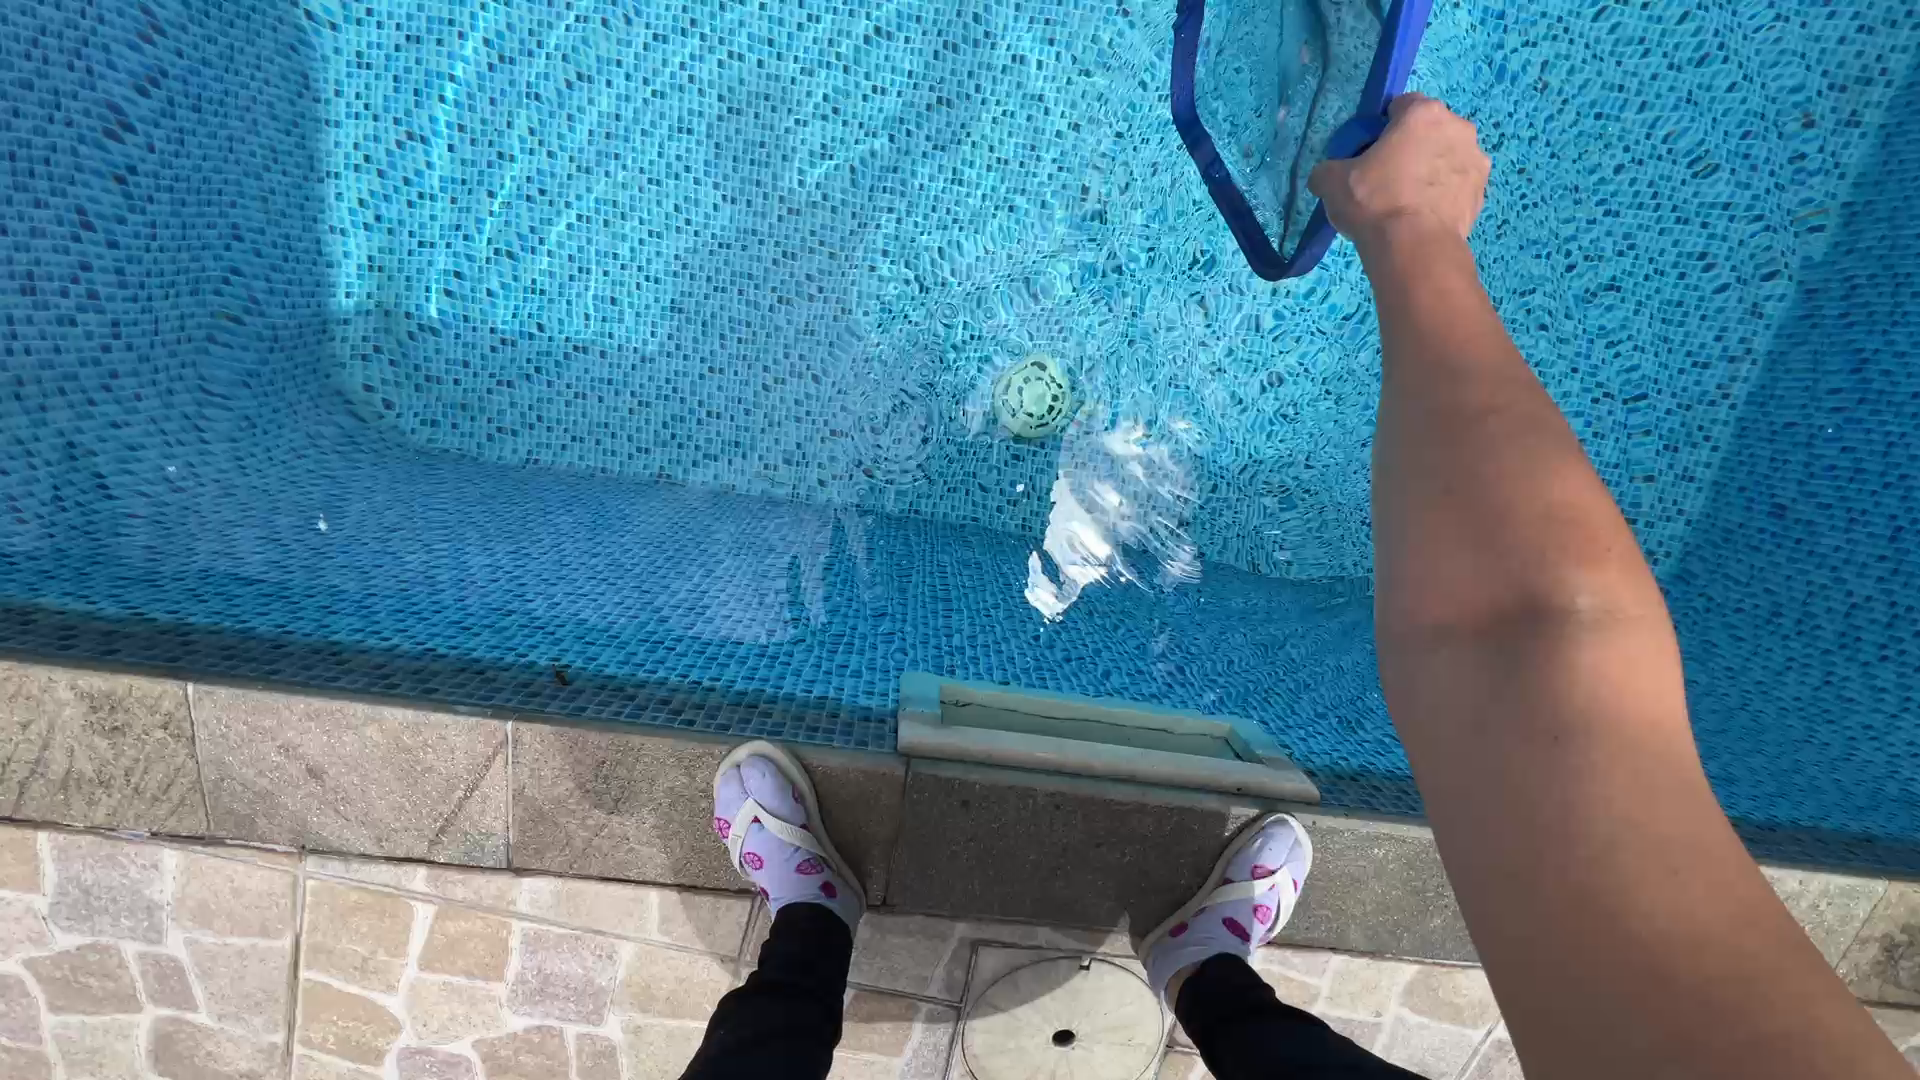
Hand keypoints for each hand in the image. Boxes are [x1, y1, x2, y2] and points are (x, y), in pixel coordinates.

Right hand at [1308, 93, 1489, 250]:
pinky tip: (1420, 218)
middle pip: (1427, 131)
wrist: (1413, 246)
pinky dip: (1441, 197)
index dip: (1381, 128)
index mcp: (1422, 114)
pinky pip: (1455, 186)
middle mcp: (1457, 126)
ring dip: (1428, 172)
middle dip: (1409, 149)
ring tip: (1404, 205)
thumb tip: (1327, 174)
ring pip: (1445, 158)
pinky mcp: (1480, 191)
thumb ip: (1327, 170)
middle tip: (1384, 181)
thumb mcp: (1331, 183)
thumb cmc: (1373, 202)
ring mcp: (1475, 158)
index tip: (1368, 154)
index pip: (1400, 105)